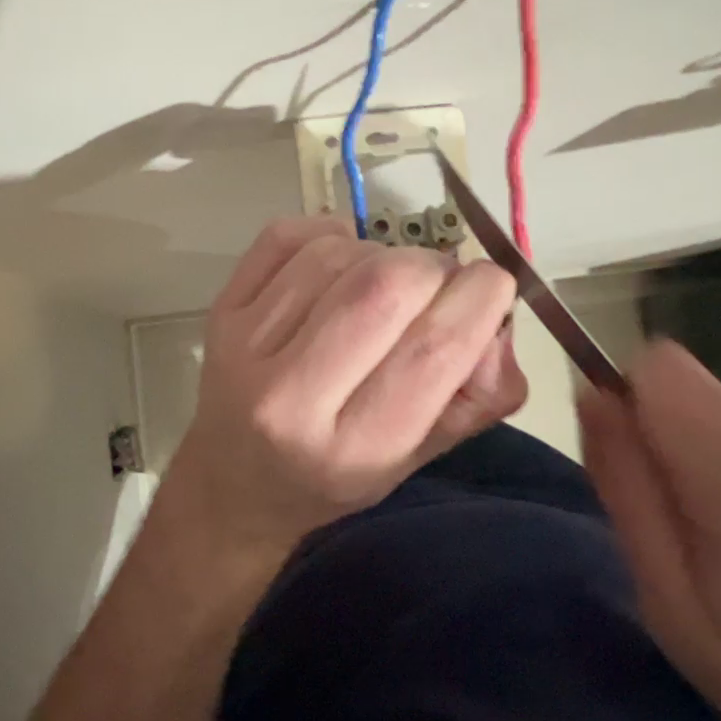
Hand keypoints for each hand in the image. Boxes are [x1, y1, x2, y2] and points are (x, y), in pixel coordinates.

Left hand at [159, 216, 523, 561]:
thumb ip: (476, 397)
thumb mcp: (416, 460)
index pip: (435, 348)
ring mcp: (245, 349)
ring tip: (384, 286)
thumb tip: (498, 321)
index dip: (482, 299)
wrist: (234, 486)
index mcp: (354, 449)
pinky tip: (340, 263)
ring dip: (382, 253)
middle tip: (437, 288)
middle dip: (434, 269)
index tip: (491, 291)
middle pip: (385, 288)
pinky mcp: (222, 312)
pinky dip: (330, 234)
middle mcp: (292, 398)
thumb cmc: (331, 478)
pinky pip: (286, 236)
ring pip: (338, 254)